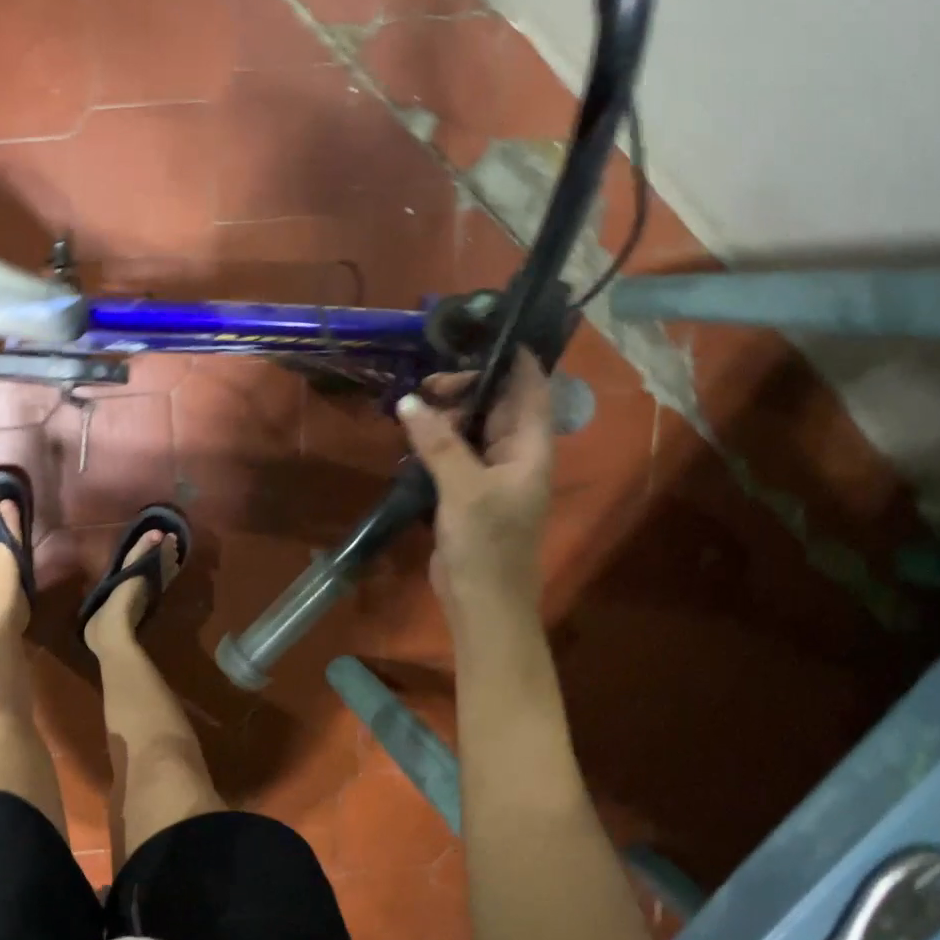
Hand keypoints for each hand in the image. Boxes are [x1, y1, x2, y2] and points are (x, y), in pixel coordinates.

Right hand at [396, 349, 552, 616]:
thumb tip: (408, 401)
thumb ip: (438, 442)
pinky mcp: (467, 492)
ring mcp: (491, 474)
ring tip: (410, 407)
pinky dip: (434, 441)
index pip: (530, 388)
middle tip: (424, 386)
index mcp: (530, 447)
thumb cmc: (487, 544)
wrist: (483, 601)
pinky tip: (410, 437)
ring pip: (471, 428)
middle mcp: (515, 454)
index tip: (478, 338)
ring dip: (445, 414)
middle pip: (496, 404)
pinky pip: (453, 453)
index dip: (512, 360)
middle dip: (464, 388)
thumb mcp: (463, 488)